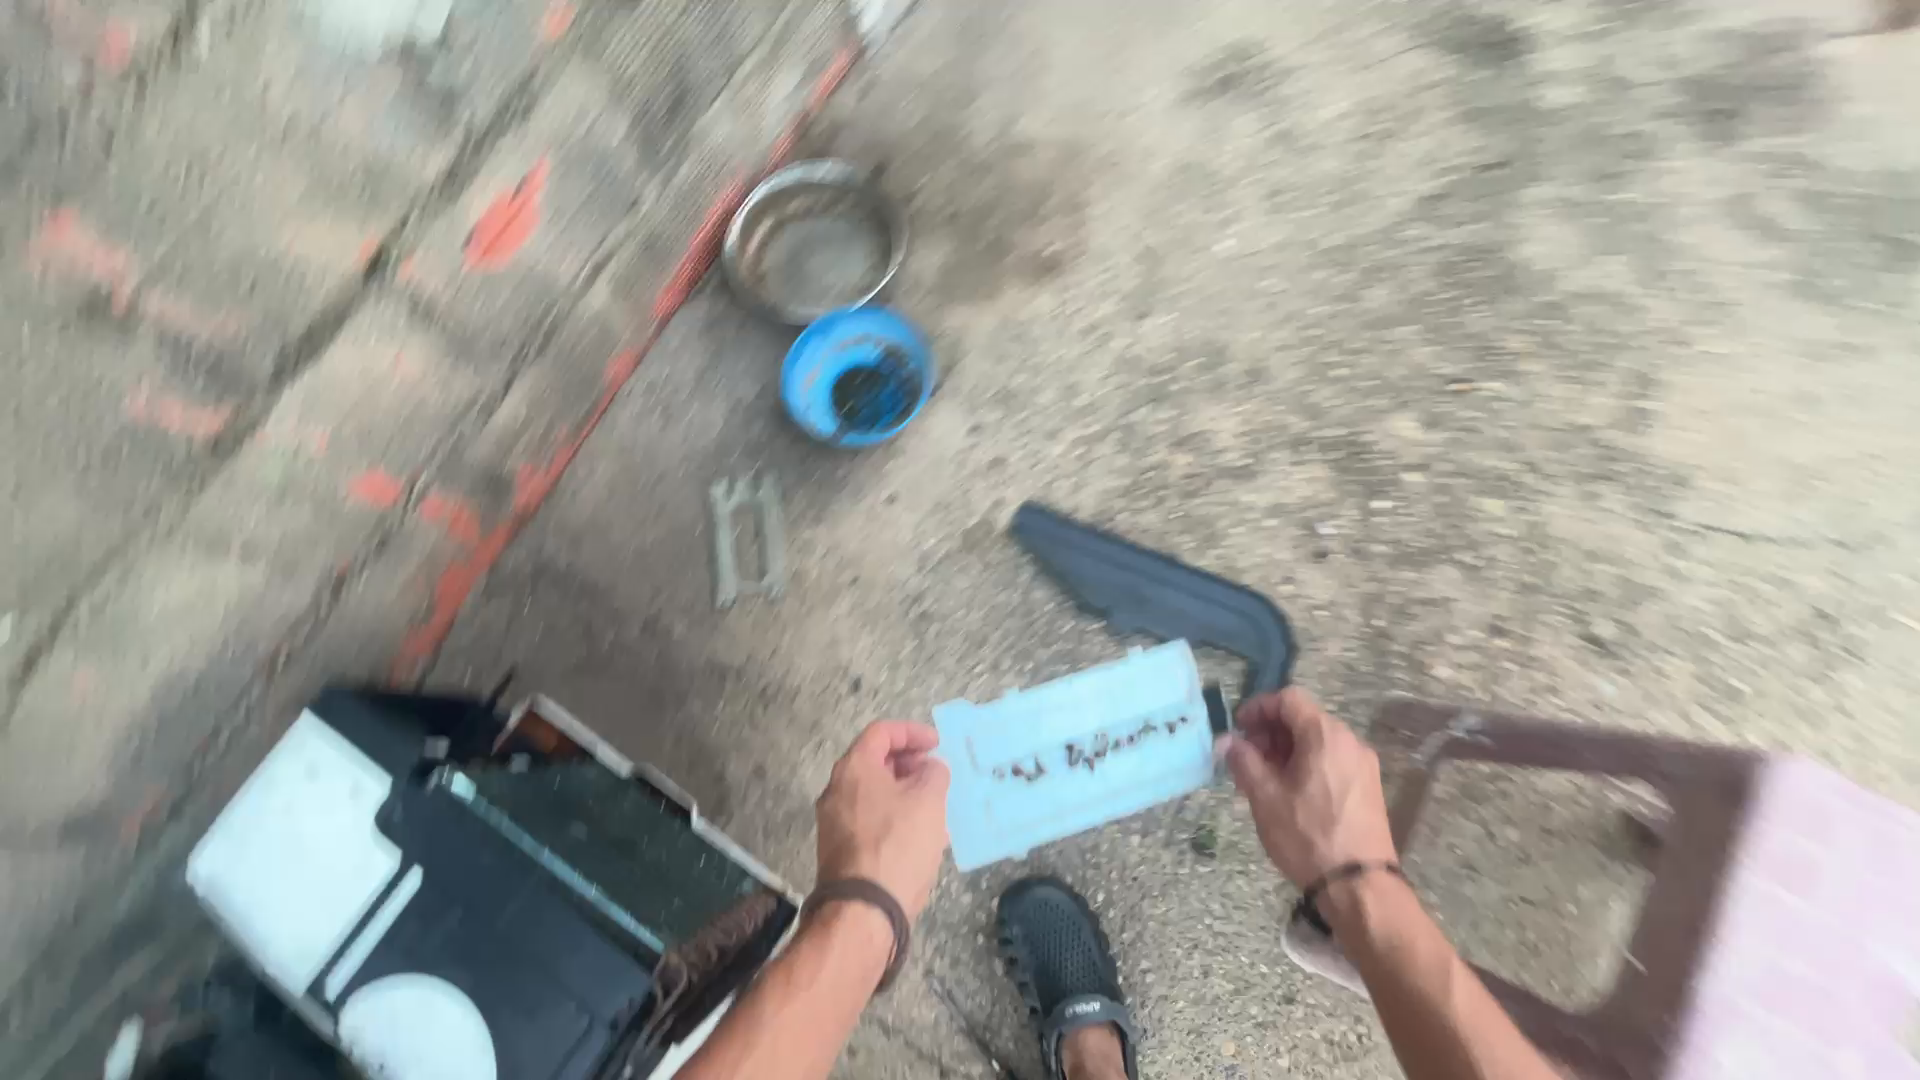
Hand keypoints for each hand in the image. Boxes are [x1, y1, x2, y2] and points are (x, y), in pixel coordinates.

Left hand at [815, 720, 951, 921]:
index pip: (881, 733)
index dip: (912, 732)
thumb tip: (930, 769)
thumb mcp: (929, 800)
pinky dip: (895, 817)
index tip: (937, 744)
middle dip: (909, 764)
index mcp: (853, 769)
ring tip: (935, 807)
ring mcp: (834, 823)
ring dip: (905, 793)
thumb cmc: (898, 844)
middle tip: (936, 774)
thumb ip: (934, 773)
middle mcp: (836, 790)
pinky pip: (870, 821)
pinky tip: (920, 837)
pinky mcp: (840, 851)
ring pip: (874, 794)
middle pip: (874, 762)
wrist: (863, 912)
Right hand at [1220, 687, 1396, 887]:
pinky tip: (1290, 792)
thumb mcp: (1265, 797)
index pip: (1288, 699)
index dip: (1258, 708)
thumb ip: (1243, 761)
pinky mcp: (1368, 787)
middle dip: (1269, 732)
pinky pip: (1331, 760)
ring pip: (1317, 741)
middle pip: (1303, 718)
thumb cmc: (1308, 836)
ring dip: (1286, 749)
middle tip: (1246, 758)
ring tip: (1263, 779)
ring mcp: (1363, 765)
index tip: (1238, 730)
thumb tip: (1227, 741)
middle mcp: (1349, 742)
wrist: (1361, 887)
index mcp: (1325, 736)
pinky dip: (1306, 764)